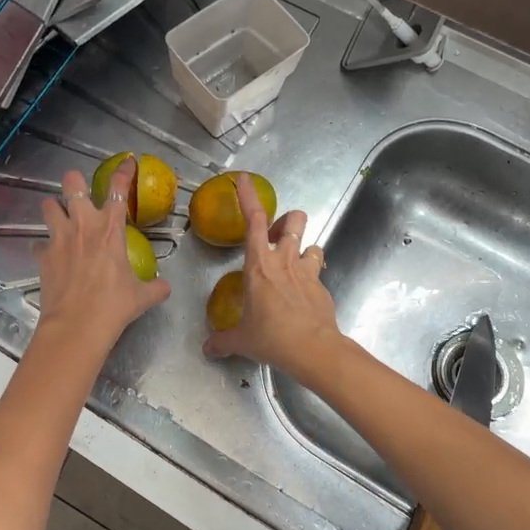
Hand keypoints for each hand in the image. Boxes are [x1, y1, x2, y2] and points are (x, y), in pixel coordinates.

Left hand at [36, 160, 171, 346]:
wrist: (77, 325)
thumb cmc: (113, 306)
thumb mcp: (141, 297)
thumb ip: (155, 287)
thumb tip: (165, 288)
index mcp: (110, 229)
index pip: (118, 188)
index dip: (123, 171)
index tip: (127, 161)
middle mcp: (83, 226)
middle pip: (71, 184)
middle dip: (74, 181)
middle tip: (78, 188)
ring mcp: (59, 239)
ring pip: (49, 206)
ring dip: (53, 207)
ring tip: (59, 214)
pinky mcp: (43, 256)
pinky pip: (39, 243)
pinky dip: (44, 246)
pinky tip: (50, 255)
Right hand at [203, 174, 343, 375]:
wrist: (314, 350)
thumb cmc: (272, 338)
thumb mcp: (241, 340)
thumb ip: (222, 340)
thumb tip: (207, 348)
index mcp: (258, 265)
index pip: (253, 220)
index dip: (248, 197)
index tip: (244, 179)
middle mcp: (284, 261)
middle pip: (293, 220)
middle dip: (286, 219)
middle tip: (275, 237)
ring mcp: (307, 272)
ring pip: (312, 242)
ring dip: (303, 248)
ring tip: (293, 264)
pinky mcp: (322, 288)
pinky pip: (318, 272)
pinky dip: (310, 277)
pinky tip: (303, 294)